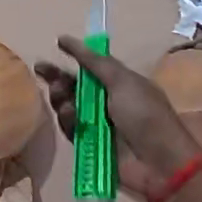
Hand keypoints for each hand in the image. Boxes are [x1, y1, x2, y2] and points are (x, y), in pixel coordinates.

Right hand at [35, 36, 201, 200]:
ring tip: (61, 97)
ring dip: (62, 98)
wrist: (159, 162)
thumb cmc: (144, 114)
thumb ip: (94, 62)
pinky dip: (67, 120)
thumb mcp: (122, 81)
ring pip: (69, 106)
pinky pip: (71, 128)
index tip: (56, 45)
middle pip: (76, 85)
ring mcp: (98, 124)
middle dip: (59, 77)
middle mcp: (108, 101)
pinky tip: (68, 115)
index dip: (75, 55)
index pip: (92, 65)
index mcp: (120, 82)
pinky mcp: (90, 145)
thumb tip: (67, 39)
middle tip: (42, 71)